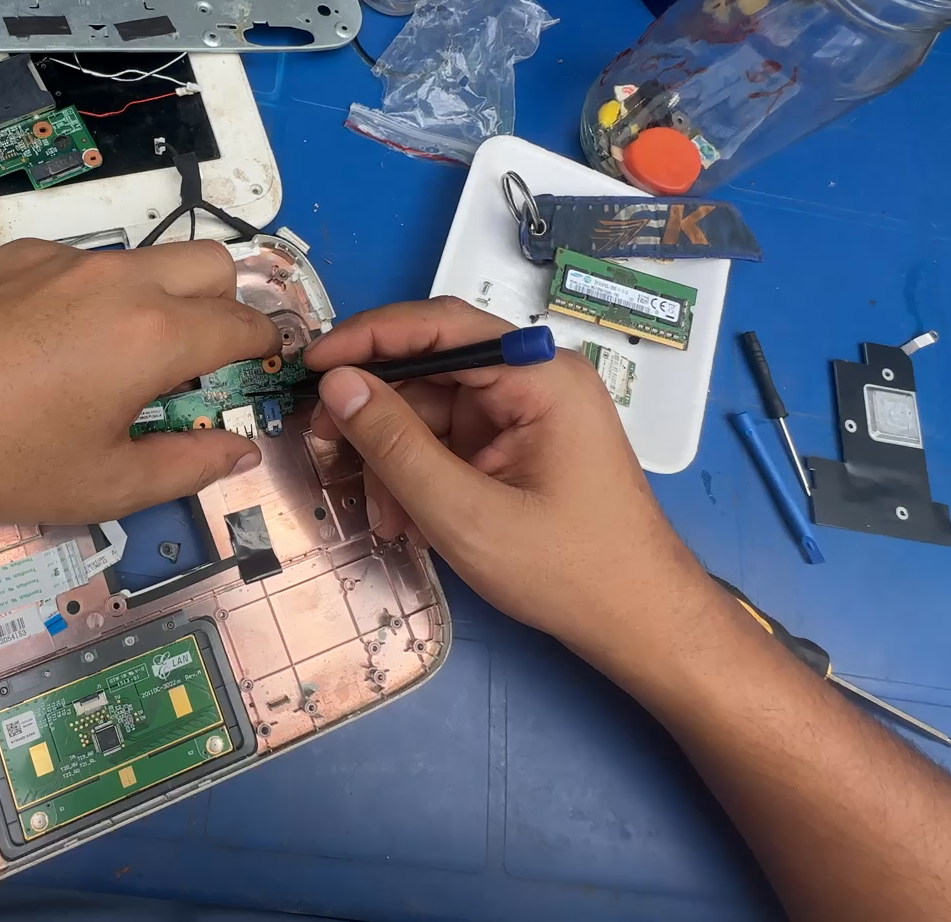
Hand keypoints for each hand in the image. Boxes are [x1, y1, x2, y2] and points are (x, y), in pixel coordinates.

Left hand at [0, 239, 278, 560]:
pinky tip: (44, 344)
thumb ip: (189, 464)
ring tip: (113, 359)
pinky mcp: (9, 255)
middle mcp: (115, 279)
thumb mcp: (105, 485)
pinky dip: (95, 294)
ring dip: (159, 298)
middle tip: (196, 361)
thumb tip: (240, 449)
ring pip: (144, 260)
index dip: (266, 344)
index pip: (243, 322)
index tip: (263, 362)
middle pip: (212, 263)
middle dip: (225, 306)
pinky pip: (80, 262)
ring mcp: (57, 257)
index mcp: (151, 335)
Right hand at [306, 297, 715, 662]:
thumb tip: (336, 384)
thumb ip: (394, 444)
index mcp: (538, 375)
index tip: (312, 365)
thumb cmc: (566, 570)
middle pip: (427, 370)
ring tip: (379, 514)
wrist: (639, 625)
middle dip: (373, 411)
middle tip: (323, 443)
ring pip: (427, 411)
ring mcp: (521, 412)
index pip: (440, 325)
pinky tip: (402, 517)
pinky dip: (414, 473)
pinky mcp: (511, 442)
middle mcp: (531, 379)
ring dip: (391, 457)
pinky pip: (443, 440)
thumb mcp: (463, 512)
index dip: (368, 337)